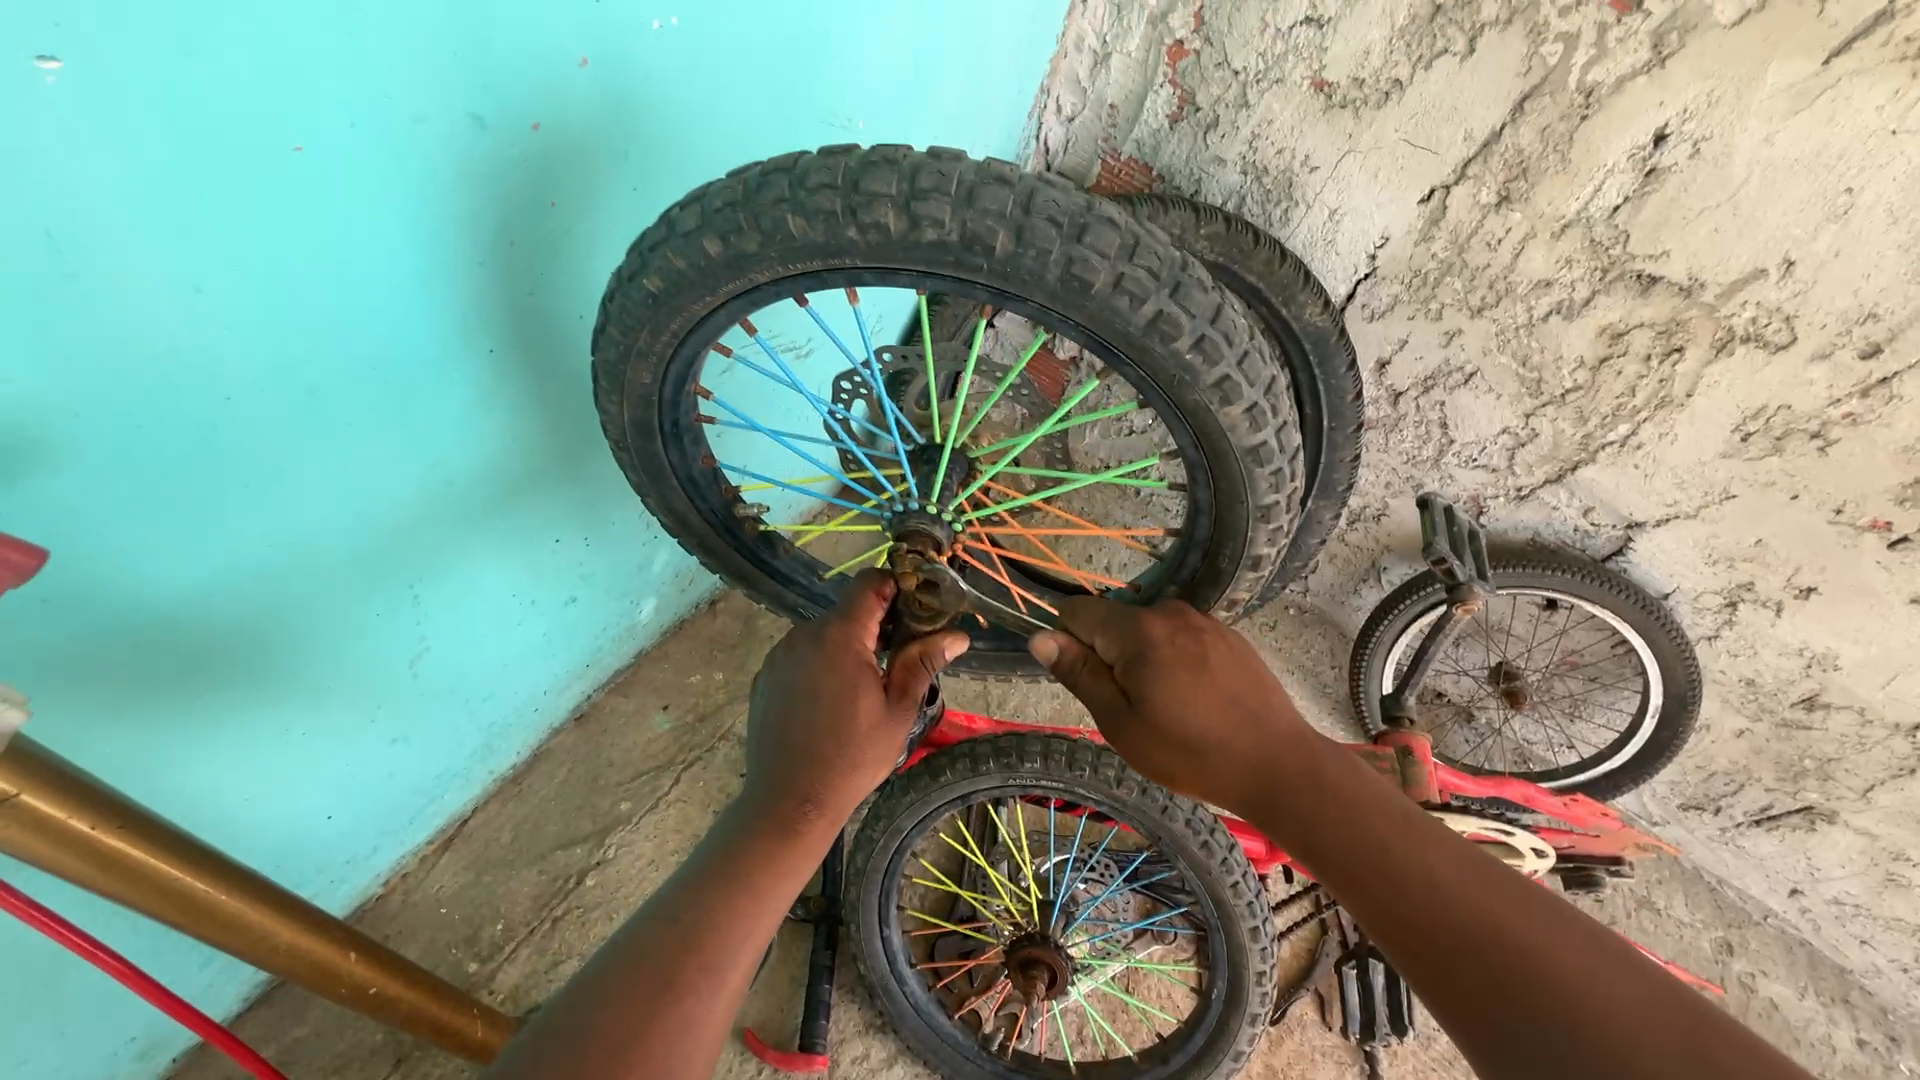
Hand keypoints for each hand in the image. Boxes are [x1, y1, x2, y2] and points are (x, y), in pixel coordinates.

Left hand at [744, 570, 969, 823]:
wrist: (789, 801)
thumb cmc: (852, 757)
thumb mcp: (898, 711)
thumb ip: (922, 663)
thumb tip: (958, 635)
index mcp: (840, 636)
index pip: (870, 582)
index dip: (896, 588)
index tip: (915, 613)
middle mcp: (804, 633)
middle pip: (847, 611)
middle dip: (874, 627)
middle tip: (895, 663)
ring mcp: (779, 654)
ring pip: (824, 634)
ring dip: (846, 648)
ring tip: (860, 692)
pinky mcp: (765, 675)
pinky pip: (801, 655)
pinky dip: (820, 666)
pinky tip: (828, 705)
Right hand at [1028, 597, 1323, 813]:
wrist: (1278, 764)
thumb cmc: (1190, 753)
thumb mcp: (1120, 723)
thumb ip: (1079, 674)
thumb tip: (1039, 637)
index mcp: (1137, 630)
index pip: (1076, 611)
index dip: (1070, 645)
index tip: (1091, 685)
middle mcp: (1169, 611)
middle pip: (1113, 620)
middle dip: (1110, 655)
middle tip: (1133, 707)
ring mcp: (1203, 619)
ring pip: (1147, 629)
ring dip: (1143, 659)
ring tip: (1168, 707)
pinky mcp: (1227, 633)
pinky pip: (1180, 636)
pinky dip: (1174, 659)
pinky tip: (1197, 698)